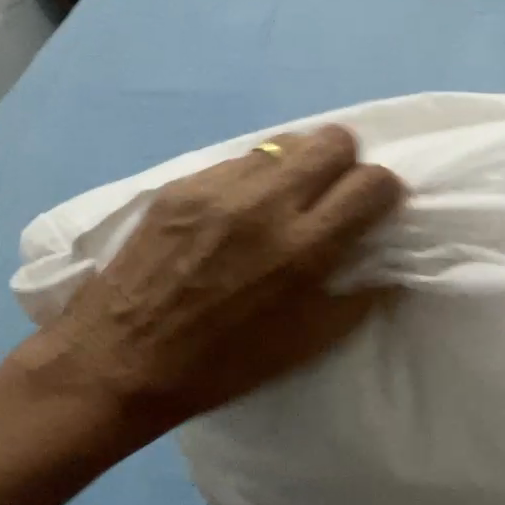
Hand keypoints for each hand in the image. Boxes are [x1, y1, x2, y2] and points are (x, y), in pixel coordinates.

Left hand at [38, 125, 405, 433]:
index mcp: (304, 249)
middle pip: (334, 140)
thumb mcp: (309, 342)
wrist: (118, 362)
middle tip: (333, 196)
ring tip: (282, 201)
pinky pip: (239, 160)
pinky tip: (236, 213)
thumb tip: (385, 258)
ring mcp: (219, 188)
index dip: (383, 192)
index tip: (375, 210)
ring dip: (298, 168)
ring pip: (286, 143)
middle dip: (346, 164)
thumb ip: (359, 294)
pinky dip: (253, 179)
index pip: (372, 183)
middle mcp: (266, 205)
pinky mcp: (182, 184)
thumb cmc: (225, 364)